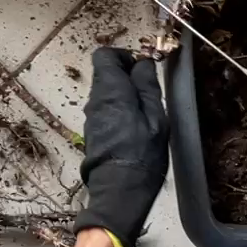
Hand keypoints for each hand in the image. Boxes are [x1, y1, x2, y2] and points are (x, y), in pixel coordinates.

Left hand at [75, 48, 169, 246]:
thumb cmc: (141, 154)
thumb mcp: (155, 117)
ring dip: (124, 94)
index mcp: (110, 91)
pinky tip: (135, 127)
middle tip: (149, 90)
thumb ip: (147, 86)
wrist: (119, 191)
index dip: (124, 56)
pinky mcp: (93, 132)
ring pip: (106, 93)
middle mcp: (95, 101)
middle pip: (106, 74)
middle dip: (127, 75)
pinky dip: (119, 110)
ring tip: (145, 111)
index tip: (143, 68)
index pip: (105, 55)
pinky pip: (106, 110)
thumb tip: (143, 62)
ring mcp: (91, 117)